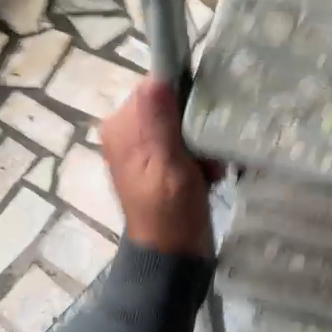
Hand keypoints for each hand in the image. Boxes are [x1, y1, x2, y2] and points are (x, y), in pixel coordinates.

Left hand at [100, 80, 216, 257]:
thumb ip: (159, 121)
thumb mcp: (166, 163)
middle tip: (209, 149)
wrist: (173, 254)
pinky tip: (208, 173)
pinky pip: (185, 142)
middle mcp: (128, 130)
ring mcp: (144, 147)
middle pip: (170, 103)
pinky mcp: (160, 162)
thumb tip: (157, 78)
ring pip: (182, 123)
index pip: (155, 85)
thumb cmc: (170, 209)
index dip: (184, 95)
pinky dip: (201, 155)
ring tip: (210, 166)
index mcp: (122, 125)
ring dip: (202, 141)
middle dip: (196, 122)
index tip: (204, 117)